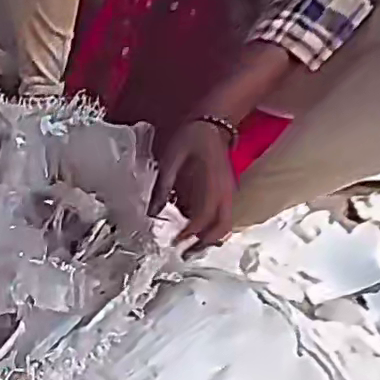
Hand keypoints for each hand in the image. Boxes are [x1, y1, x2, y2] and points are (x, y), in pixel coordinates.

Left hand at [153, 120, 237, 244]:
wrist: (213, 123)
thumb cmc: (191, 138)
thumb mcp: (171, 159)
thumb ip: (162, 186)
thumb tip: (152, 212)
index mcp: (213, 183)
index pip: (204, 215)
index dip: (190, 231)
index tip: (176, 242)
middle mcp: (224, 191)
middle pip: (221, 226)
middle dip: (204, 243)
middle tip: (184, 255)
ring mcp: (227, 193)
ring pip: (225, 224)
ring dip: (209, 240)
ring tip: (189, 251)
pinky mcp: (225, 193)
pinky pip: (222, 217)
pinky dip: (211, 230)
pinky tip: (194, 236)